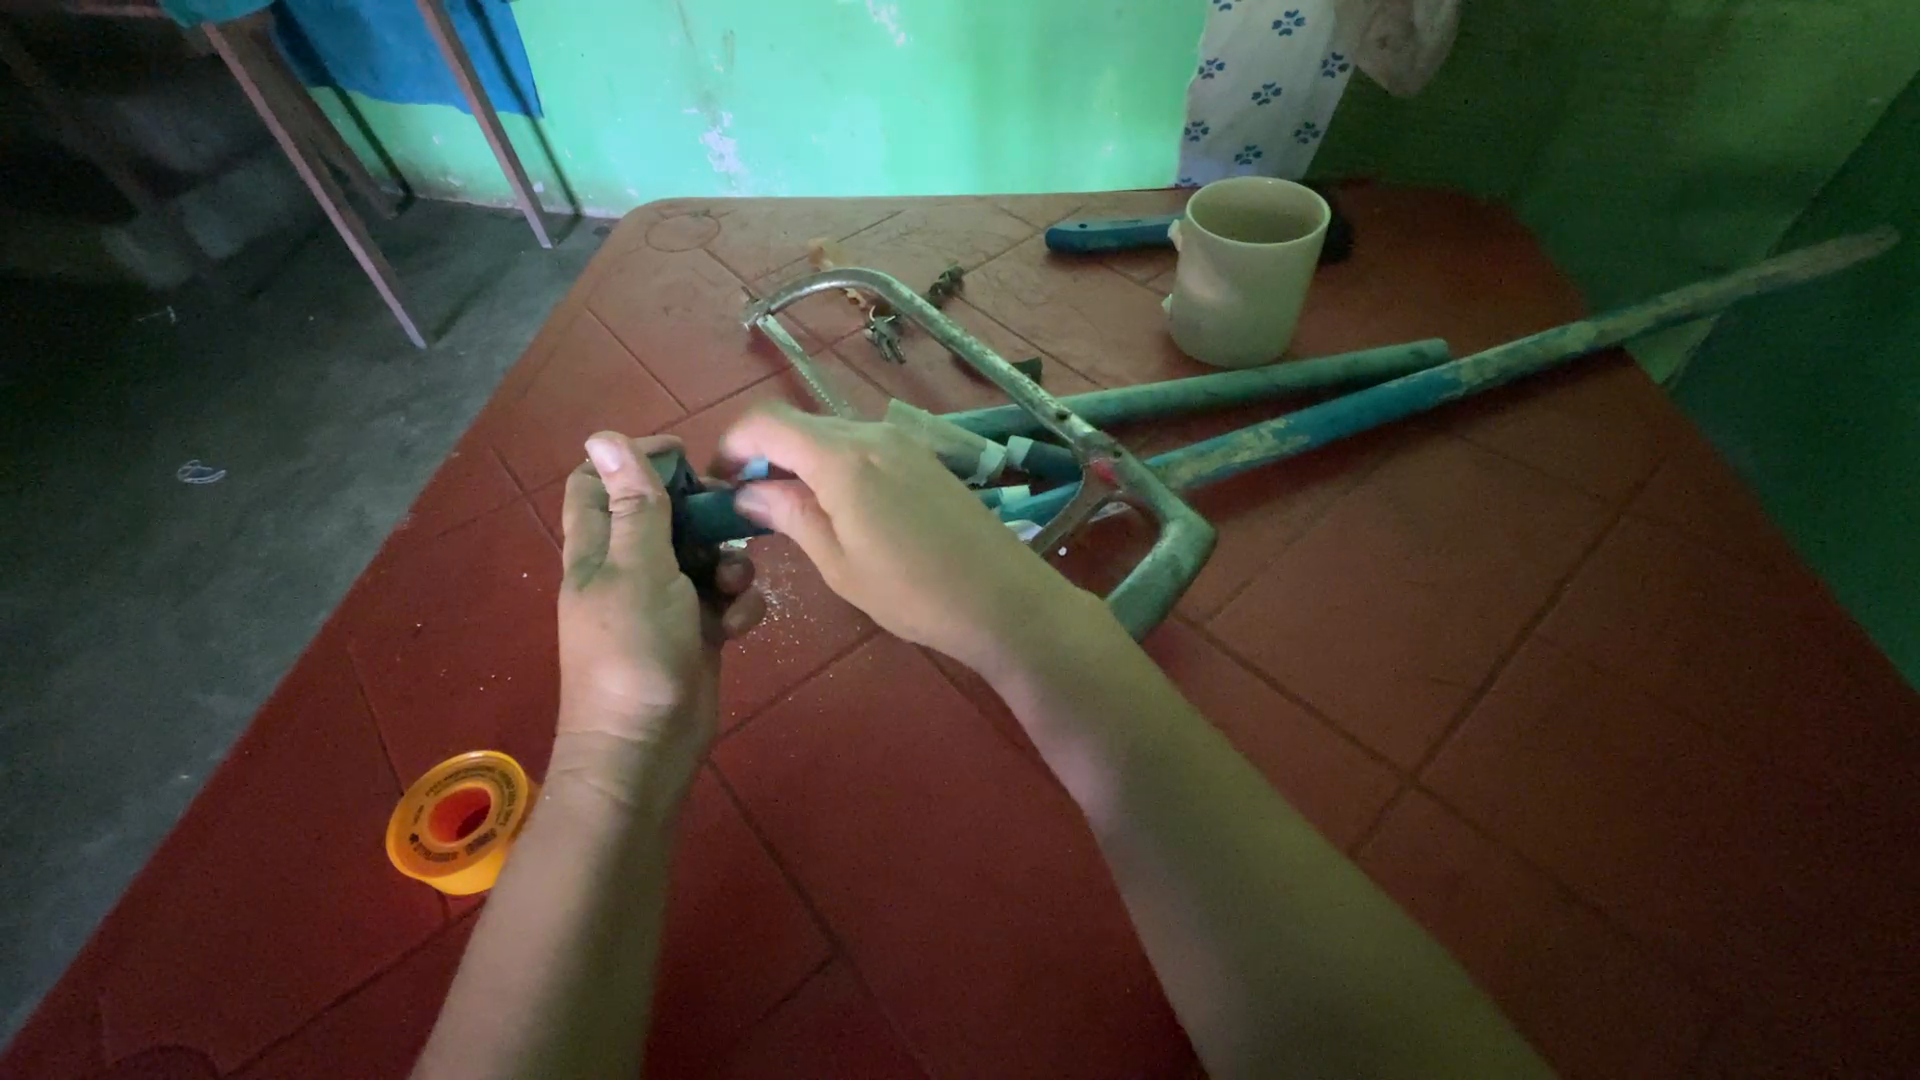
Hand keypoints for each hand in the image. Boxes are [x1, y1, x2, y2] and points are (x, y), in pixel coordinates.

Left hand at [555, 433, 763, 779]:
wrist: (650, 745)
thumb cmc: (636, 651)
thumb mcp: (639, 569)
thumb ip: (634, 505)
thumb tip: (604, 435)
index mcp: (597, 549)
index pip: (599, 482)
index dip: (636, 461)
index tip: (686, 458)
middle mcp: (628, 569)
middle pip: (663, 515)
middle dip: (700, 514)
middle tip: (729, 517)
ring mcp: (664, 602)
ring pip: (702, 555)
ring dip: (727, 563)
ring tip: (733, 584)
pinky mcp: (696, 630)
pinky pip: (722, 599)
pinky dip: (735, 606)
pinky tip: (737, 626)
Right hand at [719, 404, 1094, 676]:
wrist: (1003, 598)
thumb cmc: (914, 594)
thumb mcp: (839, 564)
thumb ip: (790, 515)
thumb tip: (747, 491)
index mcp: (843, 458)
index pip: (767, 422)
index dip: (732, 443)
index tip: (720, 482)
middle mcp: (873, 434)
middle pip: (800, 424)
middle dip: (766, 454)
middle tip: (751, 503)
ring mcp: (906, 442)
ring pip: (833, 435)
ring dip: (803, 461)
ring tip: (794, 510)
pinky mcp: (926, 457)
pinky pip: (866, 448)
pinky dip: (838, 465)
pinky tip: (841, 507)